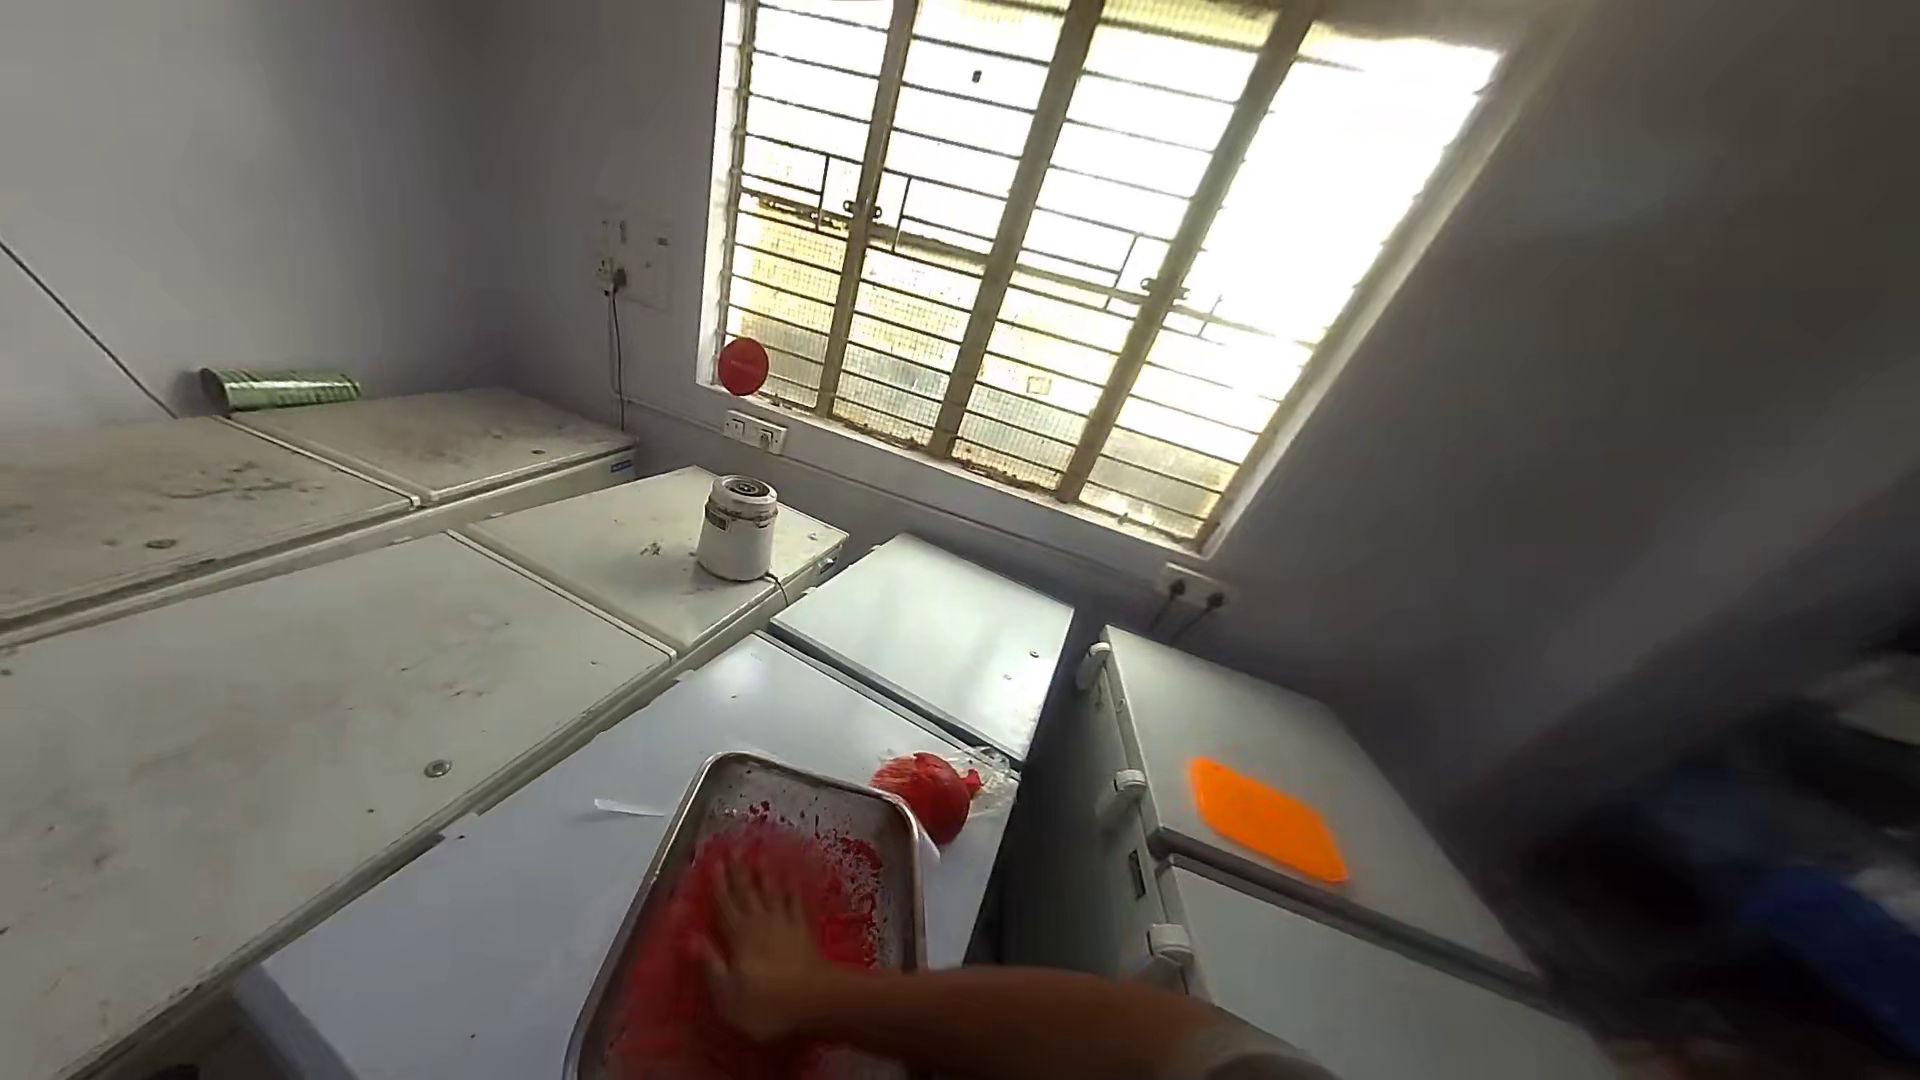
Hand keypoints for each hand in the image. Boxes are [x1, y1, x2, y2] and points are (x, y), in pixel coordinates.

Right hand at [699, 854, 837, 1041]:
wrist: (813, 998)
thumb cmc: (764, 1003)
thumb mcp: (726, 993)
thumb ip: (709, 962)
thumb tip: (688, 936)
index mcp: (739, 937)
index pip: (724, 906)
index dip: (718, 884)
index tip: (715, 861)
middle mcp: (760, 922)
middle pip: (747, 892)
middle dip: (739, 869)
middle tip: (736, 846)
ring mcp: (783, 922)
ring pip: (770, 890)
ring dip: (764, 871)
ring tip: (760, 852)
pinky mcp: (802, 927)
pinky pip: (794, 900)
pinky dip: (791, 886)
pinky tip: (790, 875)